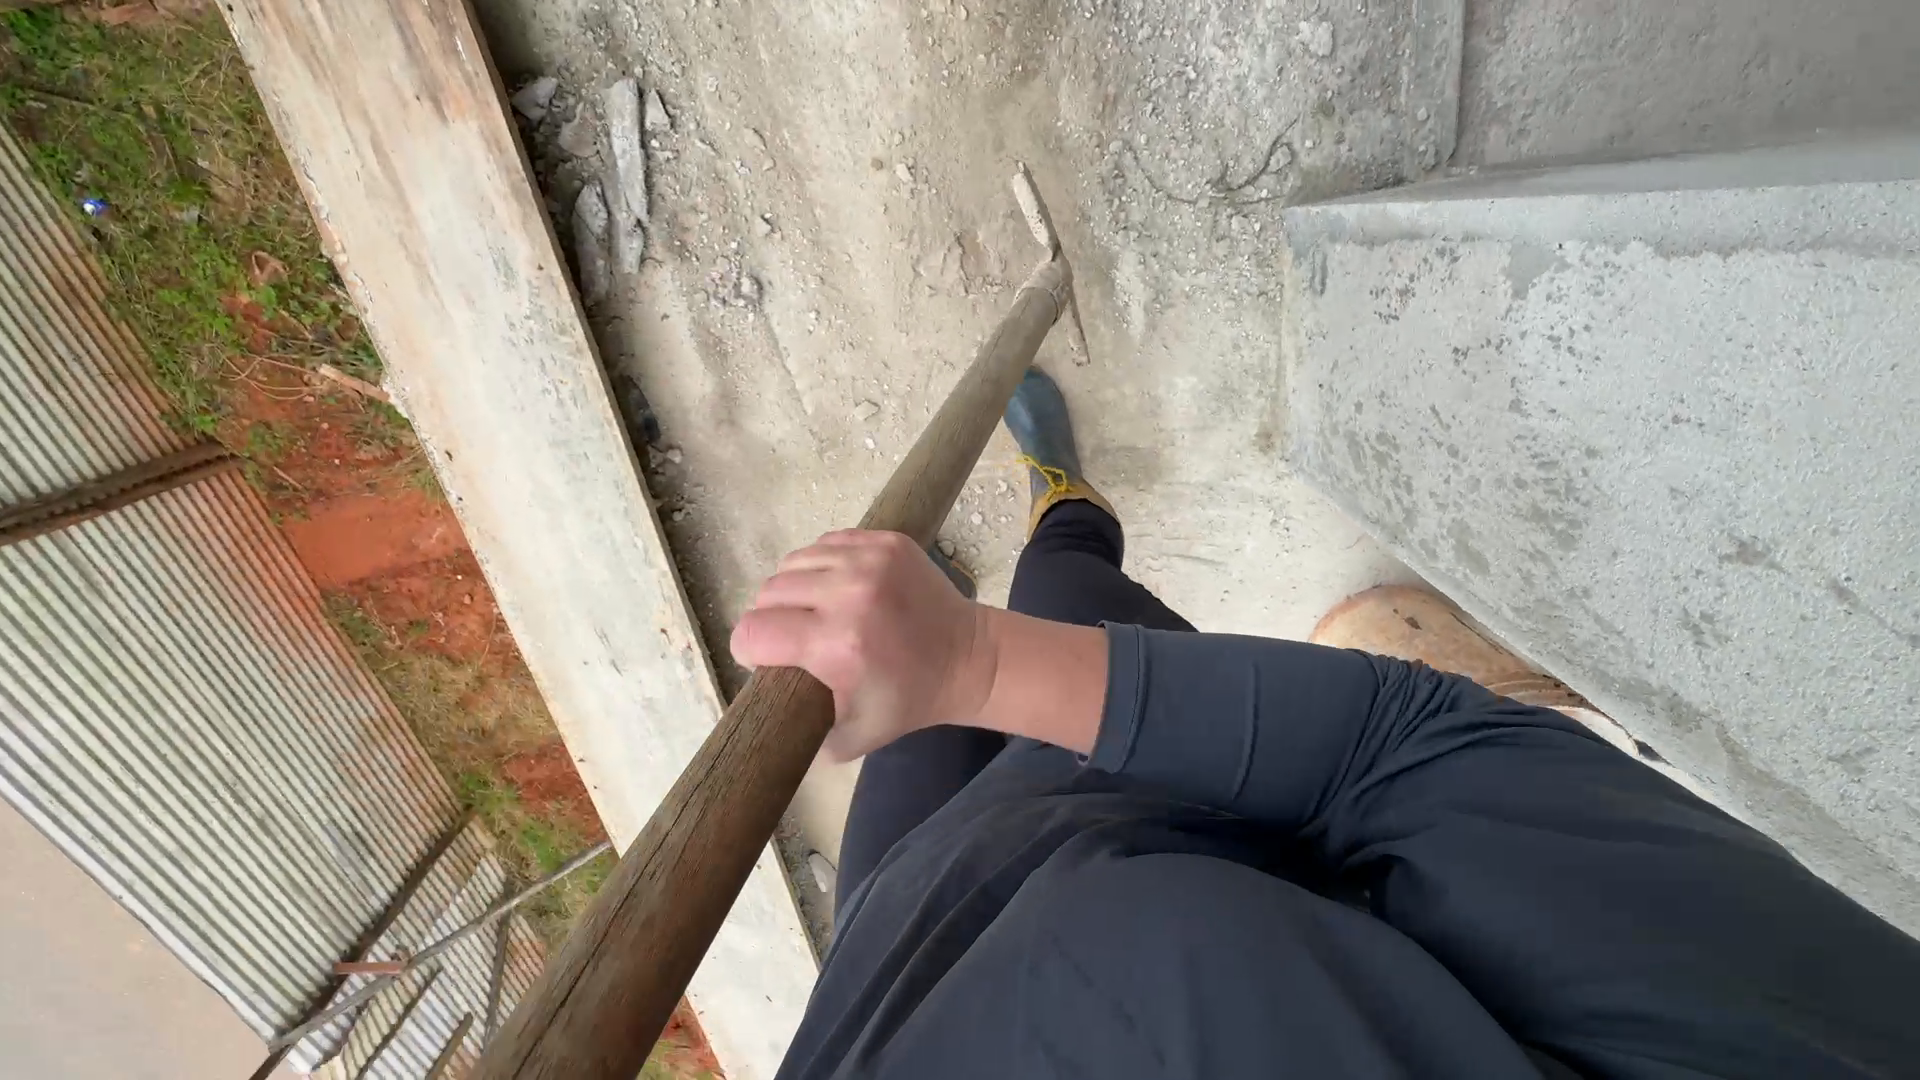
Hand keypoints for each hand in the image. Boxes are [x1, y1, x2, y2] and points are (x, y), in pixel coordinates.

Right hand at [730, 530, 996, 760]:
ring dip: (793, 587)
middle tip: (792, 636)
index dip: (749, 649)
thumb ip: (802, 734)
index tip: (764, 659)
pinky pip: (826, 543)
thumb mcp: (854, 736)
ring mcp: (869, 559)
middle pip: (769, 593)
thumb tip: (766, 719)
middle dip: (771, 618)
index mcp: (837, 642)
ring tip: (812, 609)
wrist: (971, 656)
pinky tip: (835, 587)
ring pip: (793, 562)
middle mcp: (849, 592)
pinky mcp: (886, 540)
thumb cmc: (912, 699)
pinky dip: (821, 564)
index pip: (754, 632)